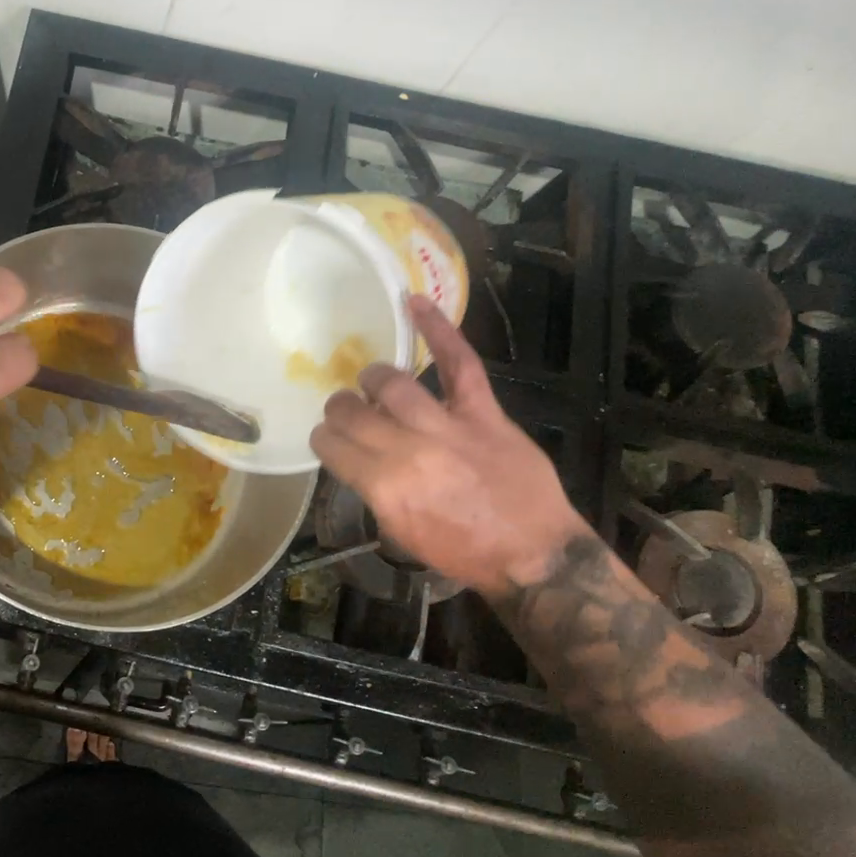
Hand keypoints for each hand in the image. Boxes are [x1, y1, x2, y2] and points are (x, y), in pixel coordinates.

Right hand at [310, 295, 590, 597]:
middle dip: (341, 410)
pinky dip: (437, 329)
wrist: (531, 553)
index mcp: (382, 485)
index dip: (324, 440)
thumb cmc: (460, 551)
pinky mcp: (483, 413)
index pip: (331, 446)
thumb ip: (374, 488)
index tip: (328, 439)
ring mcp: (447, 427)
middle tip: (346, 412)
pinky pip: (458, 364)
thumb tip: (359, 457)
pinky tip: (414, 302)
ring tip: (372, 381)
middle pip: (353, 412)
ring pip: (392, 385)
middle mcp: (407, 451)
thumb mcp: (398, 529)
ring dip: (373, 379)